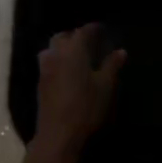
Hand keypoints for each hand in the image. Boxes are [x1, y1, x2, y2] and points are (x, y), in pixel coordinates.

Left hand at [31, 24, 125, 162]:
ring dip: (63, 47)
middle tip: (88, 41)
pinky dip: (57, 60)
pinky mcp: (40, 83)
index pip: (83, 32)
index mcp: (73, 51)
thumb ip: (112, 66)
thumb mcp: (105, 86)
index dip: (93, 28)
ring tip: (75, 55)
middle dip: (75, 35)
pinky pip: (48, 63)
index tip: (101, 28)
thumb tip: (121, 51)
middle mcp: (56, 55)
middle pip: (63, 37)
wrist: (58, 133)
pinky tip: (66, 71)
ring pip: (51, 49)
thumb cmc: (86, 107)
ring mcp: (45, 69)